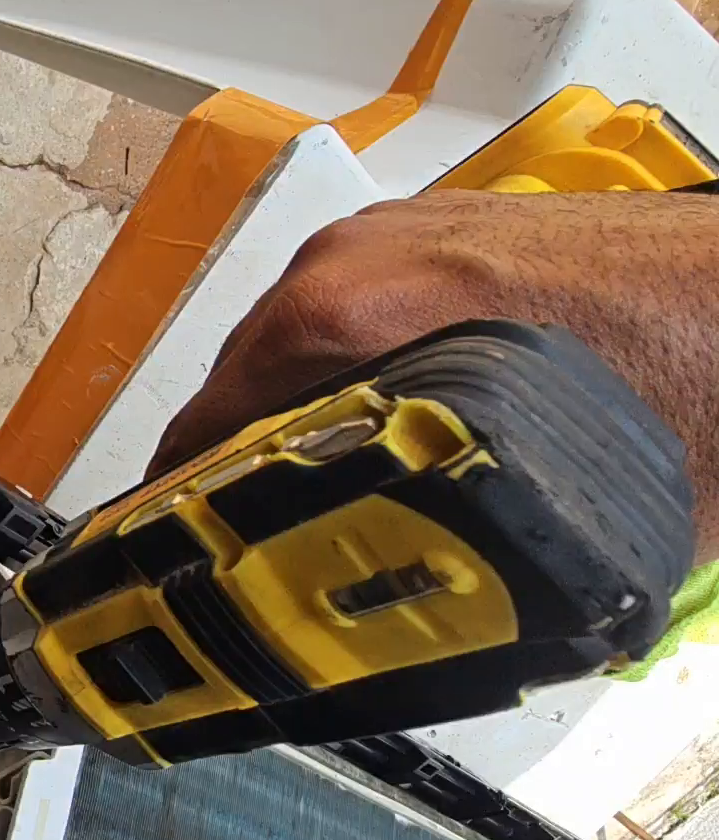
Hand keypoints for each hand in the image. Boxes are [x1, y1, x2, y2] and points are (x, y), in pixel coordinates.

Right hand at [148, 190, 718, 560]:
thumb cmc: (712, 378)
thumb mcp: (547, 502)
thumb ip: (409, 545)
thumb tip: (342, 616)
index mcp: (338, 314)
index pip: (202, 422)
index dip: (179, 491)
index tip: (174, 540)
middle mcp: (335, 260)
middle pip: (233, 383)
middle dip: (234, 453)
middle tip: (256, 521)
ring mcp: (373, 233)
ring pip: (279, 345)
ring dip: (282, 409)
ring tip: (320, 467)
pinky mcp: (414, 224)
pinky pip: (329, 310)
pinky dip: (329, 365)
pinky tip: (376, 404)